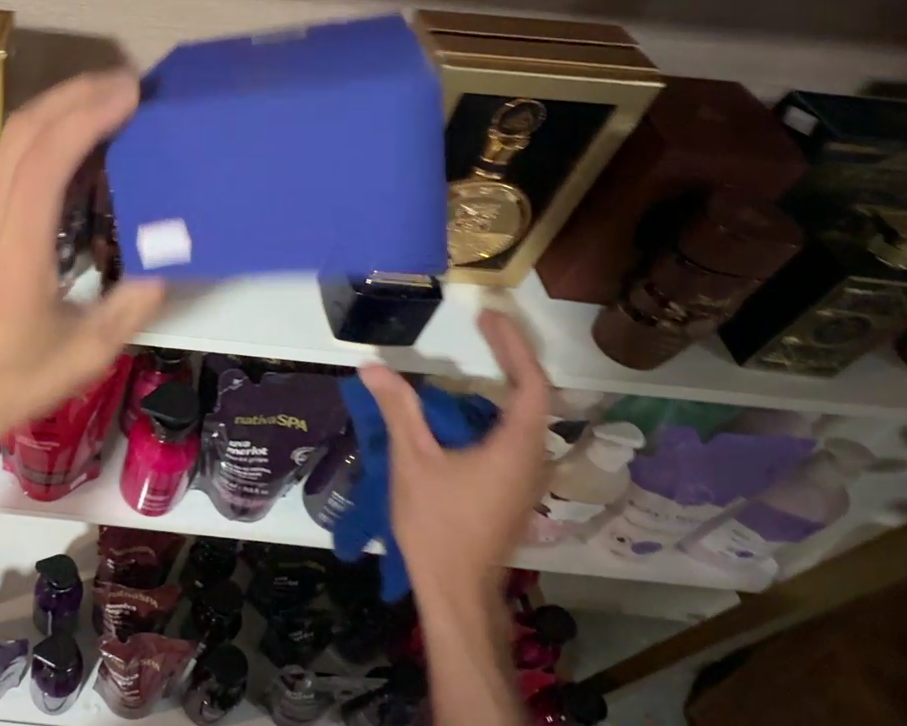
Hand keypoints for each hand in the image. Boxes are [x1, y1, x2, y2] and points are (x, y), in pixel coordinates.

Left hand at [0, 71, 166, 469]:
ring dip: (58, 108)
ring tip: (109, 98)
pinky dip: (47, 134)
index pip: (46, 161)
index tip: (131, 94)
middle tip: (128, 83)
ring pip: (12, 142)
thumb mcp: (86, 354)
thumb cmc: (15, 380)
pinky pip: (12, 162)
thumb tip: (170, 264)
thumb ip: (131, 306)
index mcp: (18, 249)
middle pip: (23, 133)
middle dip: (74, 95)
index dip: (87, 117)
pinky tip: (80, 140)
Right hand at [359, 310, 552, 598]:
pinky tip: (462, 413)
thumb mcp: (413, 460)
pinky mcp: (513, 492)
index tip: (488, 317)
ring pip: (523, 420)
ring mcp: (526, 479)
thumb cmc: (438, 525)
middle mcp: (533, 460)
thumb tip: (372, 366)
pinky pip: (512, 438)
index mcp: (517, 448)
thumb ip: (398, 409)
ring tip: (475, 361)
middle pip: (532, 397)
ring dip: (501, 386)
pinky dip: (492, 413)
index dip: (512, 345)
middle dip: (509, 358)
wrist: (456, 590)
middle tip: (482, 329)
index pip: (530, 383)